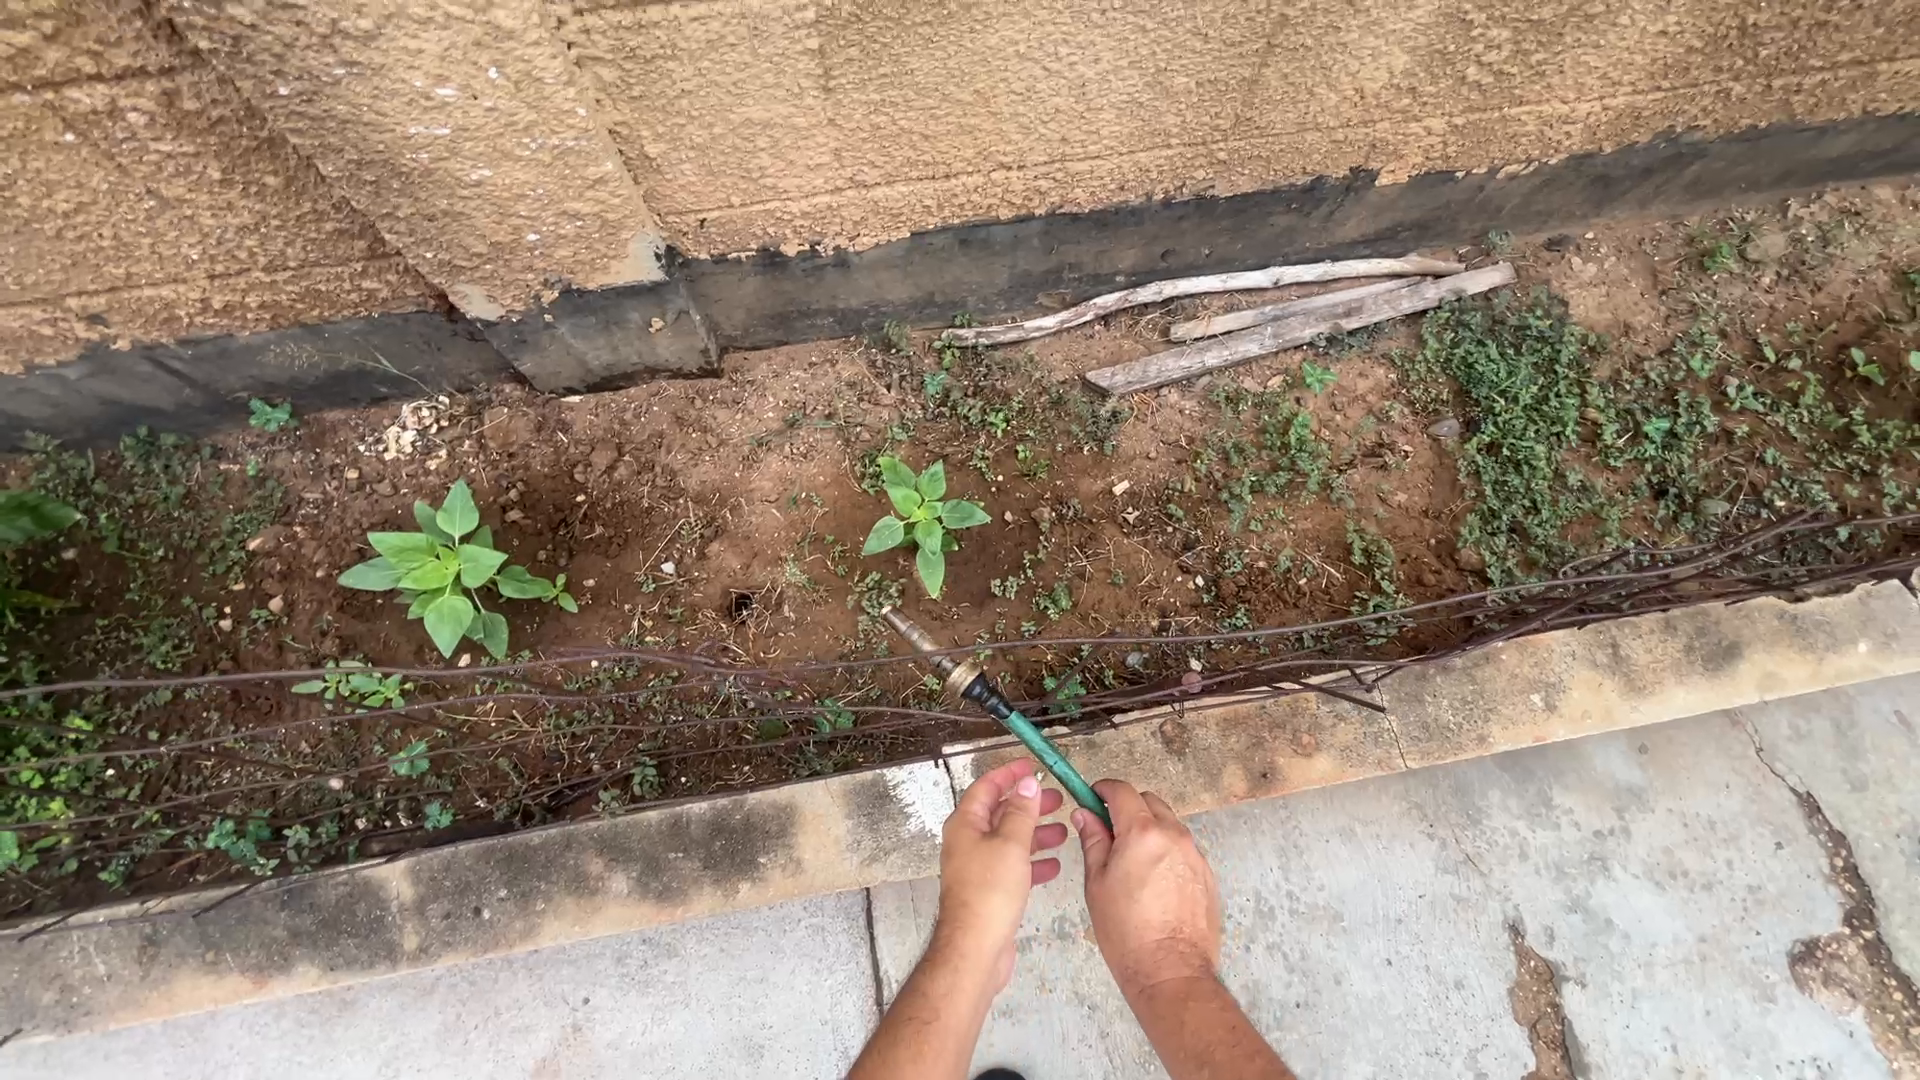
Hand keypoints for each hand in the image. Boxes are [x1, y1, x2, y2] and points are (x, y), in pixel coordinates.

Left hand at [933, 758, 1068, 989]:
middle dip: (1028, 805)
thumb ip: (1022, 811)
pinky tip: (1055, 866)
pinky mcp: (989, 890)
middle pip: (1000, 813)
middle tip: (1057, 799)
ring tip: (1063, 830)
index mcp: (966, 823)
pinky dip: (1033, 863)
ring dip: (1035, 833)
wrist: (975, 949)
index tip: (1032, 766)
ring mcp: (978, 867)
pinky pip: (1014, 867)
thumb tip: (1026, 783)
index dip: (1009, 774)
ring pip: (1010, 840)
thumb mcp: (1011, 843)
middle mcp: (968, 841)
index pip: (986, 787)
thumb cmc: (990, 891)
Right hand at [1075, 779, 1221, 999]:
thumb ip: (1092, 840)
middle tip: (1109, 830)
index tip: (1092, 797)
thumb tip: (1084, 814)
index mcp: (1142, 832)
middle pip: (1148, 801)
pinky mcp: (1207, 875)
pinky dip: (1166, 850)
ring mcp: (1194, 854)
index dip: (1103, 790)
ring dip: (1149, 828)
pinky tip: (1154, 880)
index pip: (1122, 790)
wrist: (1172, 973)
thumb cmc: (1128, 932)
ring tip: (1132, 860)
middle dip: (1127, 807)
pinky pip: (1183, 848)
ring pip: (1168, 823)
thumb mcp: (1096, 883)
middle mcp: (1173, 835)